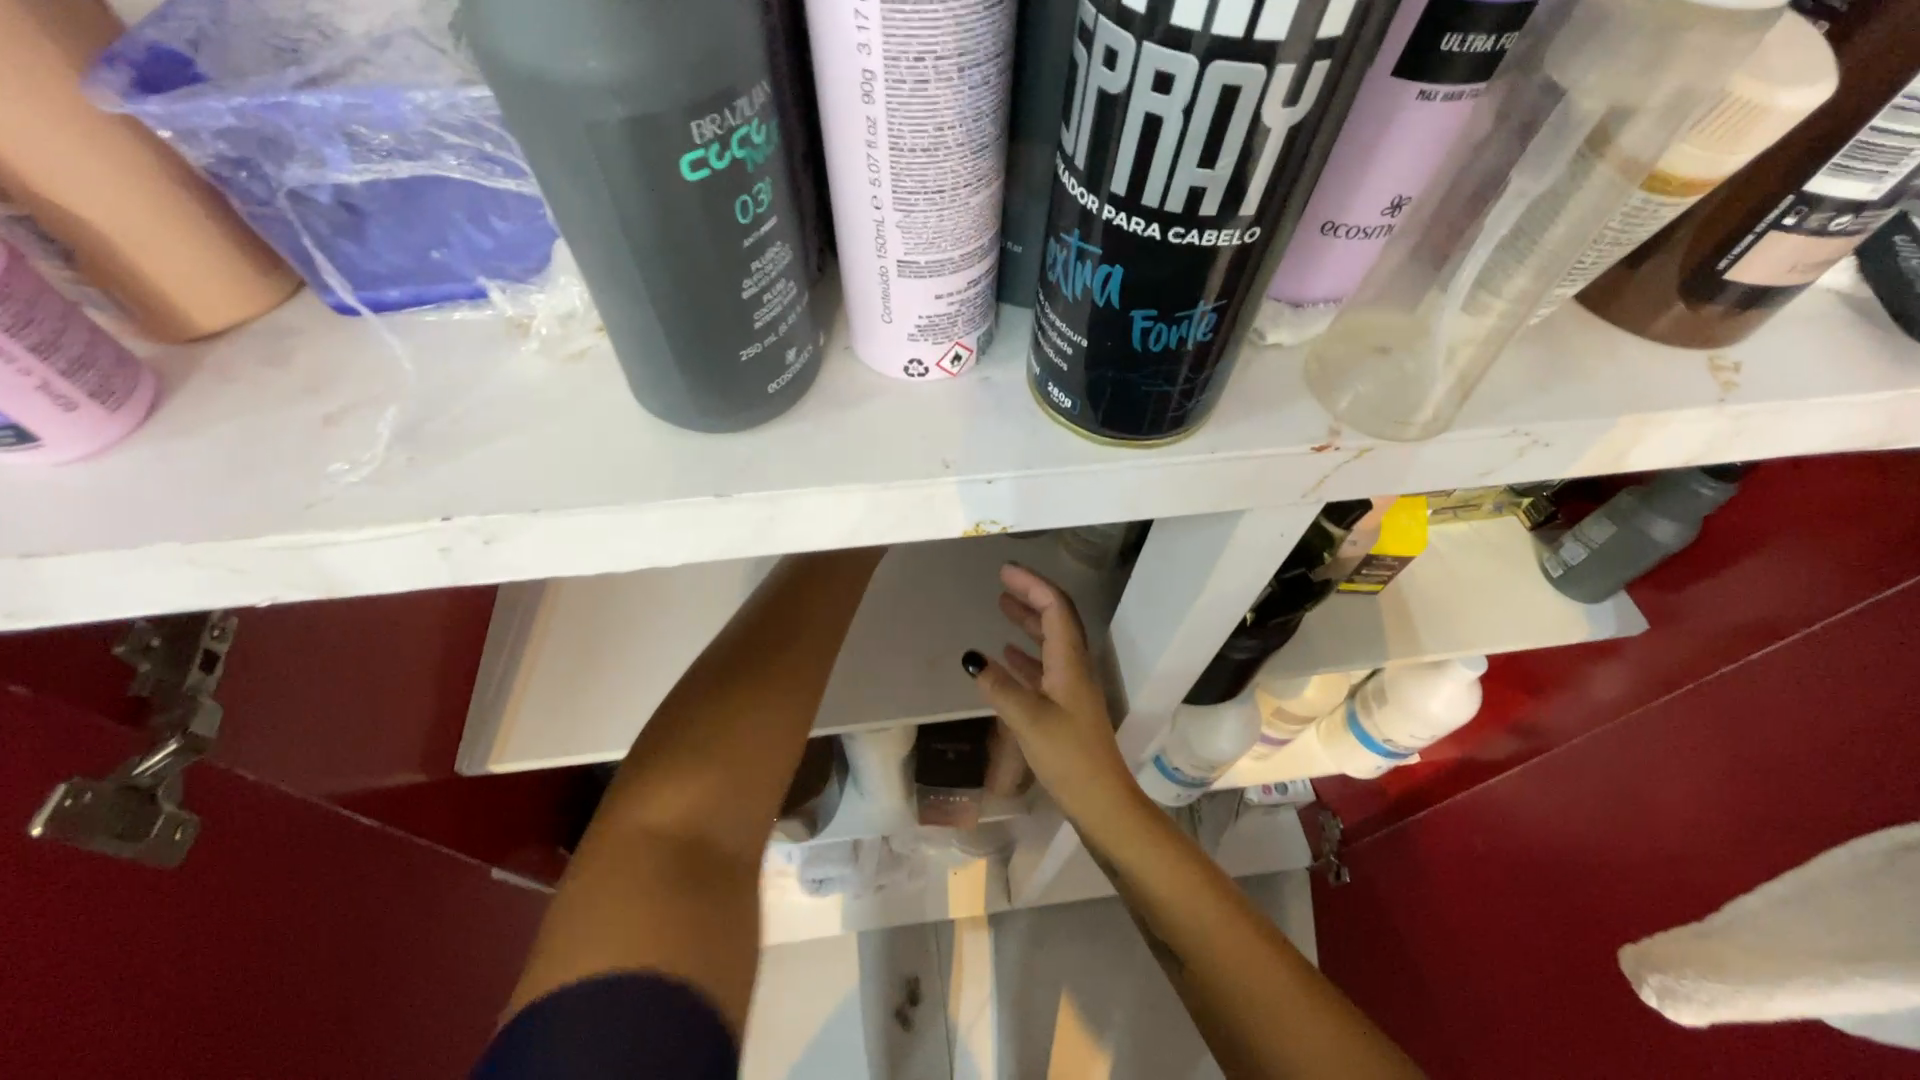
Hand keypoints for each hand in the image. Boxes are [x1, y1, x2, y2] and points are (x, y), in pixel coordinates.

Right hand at [963, 563, 1139, 822]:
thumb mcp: (1028, 720)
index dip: (1032, 585)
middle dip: (1030, 597)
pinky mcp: (1067, 708)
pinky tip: (1007, 657)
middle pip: (1056, 620)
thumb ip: (999, 686)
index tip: (1004, 571)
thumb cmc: (1068, 757)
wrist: (1101, 800)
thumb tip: (971, 657)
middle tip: (1001, 583)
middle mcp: (1075, 668)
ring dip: (1028, 624)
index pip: (1055, 608)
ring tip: (1002, 608)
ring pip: (1051, 643)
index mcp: (1070, 662)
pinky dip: (1026, 655)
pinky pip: (1045, 668)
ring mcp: (1072, 689)